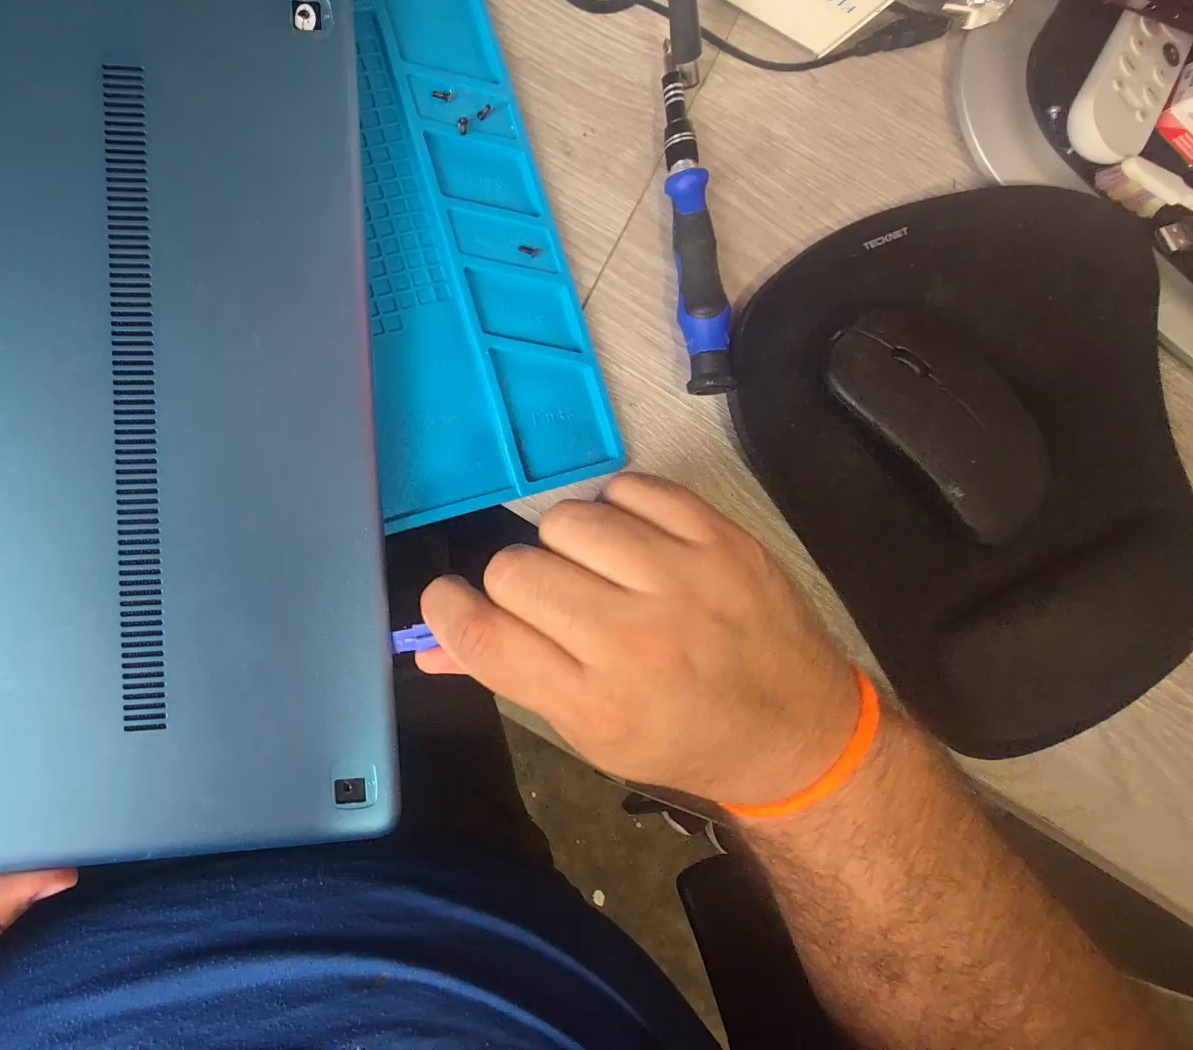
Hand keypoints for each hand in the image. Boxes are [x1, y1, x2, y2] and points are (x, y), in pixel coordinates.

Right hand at [417, 474, 859, 806]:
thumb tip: (427, 647)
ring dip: (562, 543)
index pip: (479, 633)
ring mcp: (683, 582)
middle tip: (550, 602)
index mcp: (592, 701)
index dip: (446, 609)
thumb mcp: (582, 731)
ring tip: (595, 569)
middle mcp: (633, 641)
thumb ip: (502, 676)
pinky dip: (615, 508)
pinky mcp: (721, 539)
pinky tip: (633, 542)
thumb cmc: (673, 737)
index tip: (456, 603)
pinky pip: (626, 488)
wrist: (798, 735)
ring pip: (562, 520)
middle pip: (511, 570)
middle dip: (514, 582)